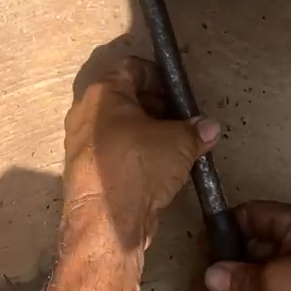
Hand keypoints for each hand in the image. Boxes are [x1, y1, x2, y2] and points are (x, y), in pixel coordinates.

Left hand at [62, 57, 219, 252]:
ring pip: (119, 126)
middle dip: (157, 106)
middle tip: (182, 122)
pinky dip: (134, 152)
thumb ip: (195, 130)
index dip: (159, 76)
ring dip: (147, 132)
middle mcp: (86, 112)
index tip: (179, 94)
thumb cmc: (139, 168)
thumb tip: (209, 127)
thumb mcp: (178, 144)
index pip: (132, 67)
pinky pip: (113, 150)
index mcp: (104, 94)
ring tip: (174, 147)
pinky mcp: (84, 169)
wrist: (106, 223)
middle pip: (125, 96)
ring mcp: (81, 142)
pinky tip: (157, 169)